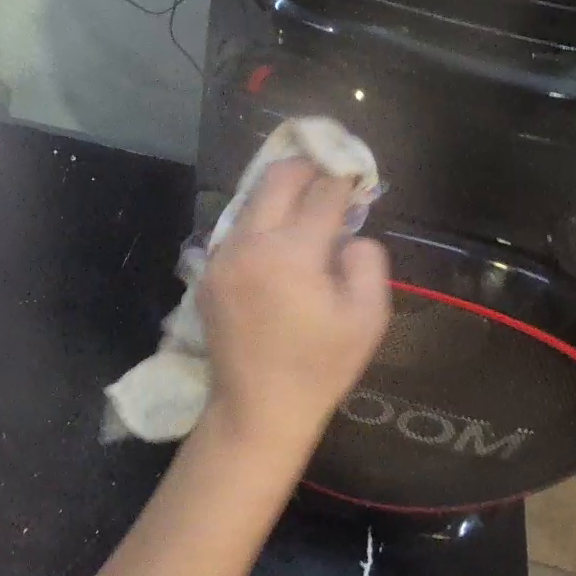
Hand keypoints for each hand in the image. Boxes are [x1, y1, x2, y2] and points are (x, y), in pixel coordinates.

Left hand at [198, 159, 392, 452]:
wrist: (257, 408)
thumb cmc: (319, 367)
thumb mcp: (367, 319)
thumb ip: (367, 262)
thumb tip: (350, 234)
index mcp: (292, 252)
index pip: (321, 193)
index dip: (341, 179)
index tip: (353, 174)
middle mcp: (250, 242)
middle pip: (276, 179)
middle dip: (306, 167)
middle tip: (327, 172)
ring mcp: (222, 256)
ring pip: (251, 200)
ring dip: (279, 194)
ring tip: (304, 203)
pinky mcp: (208, 272)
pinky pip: (237, 230)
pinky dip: (259, 222)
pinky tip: (277, 241)